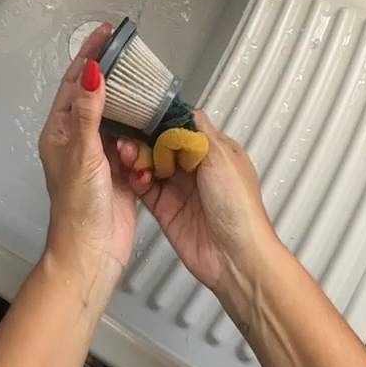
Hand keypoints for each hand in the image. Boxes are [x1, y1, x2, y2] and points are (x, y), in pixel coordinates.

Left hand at [38, 22, 140, 293]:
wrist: (92, 254)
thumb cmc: (78, 209)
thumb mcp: (83, 154)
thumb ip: (89, 112)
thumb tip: (92, 72)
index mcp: (61, 132)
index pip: (76, 82)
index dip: (90, 54)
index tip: (105, 32)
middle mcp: (78, 139)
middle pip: (96, 94)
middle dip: (111, 70)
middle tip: (130, 48)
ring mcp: (99, 154)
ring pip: (116, 116)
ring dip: (130, 100)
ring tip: (146, 78)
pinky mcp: (119, 169)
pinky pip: (133, 139)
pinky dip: (143, 128)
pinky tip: (155, 117)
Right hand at [125, 110, 279, 299]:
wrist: (235, 257)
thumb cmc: (239, 207)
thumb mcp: (221, 157)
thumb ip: (197, 132)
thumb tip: (182, 111)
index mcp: (215, 150)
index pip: (183, 125)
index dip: (164, 118)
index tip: (144, 110)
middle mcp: (196, 167)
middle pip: (163, 143)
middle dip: (145, 136)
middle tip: (128, 130)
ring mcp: (180, 188)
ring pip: (151, 163)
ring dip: (137, 155)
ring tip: (126, 150)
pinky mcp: (165, 208)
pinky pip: (144, 187)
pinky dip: (135, 177)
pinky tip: (132, 171)